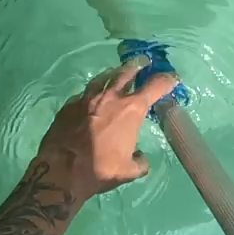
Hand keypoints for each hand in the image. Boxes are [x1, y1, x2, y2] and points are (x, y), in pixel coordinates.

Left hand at [37, 59, 179, 195]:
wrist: (61, 170)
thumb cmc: (100, 170)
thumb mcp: (128, 172)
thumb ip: (139, 162)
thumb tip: (140, 158)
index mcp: (131, 109)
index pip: (155, 86)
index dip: (167, 81)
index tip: (172, 79)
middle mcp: (110, 97)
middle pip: (127, 72)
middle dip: (138, 66)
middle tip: (144, 62)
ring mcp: (86, 98)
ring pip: (103, 77)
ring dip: (113, 74)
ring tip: (117, 73)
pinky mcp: (68, 106)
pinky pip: (84, 93)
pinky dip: (92, 92)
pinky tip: (91, 97)